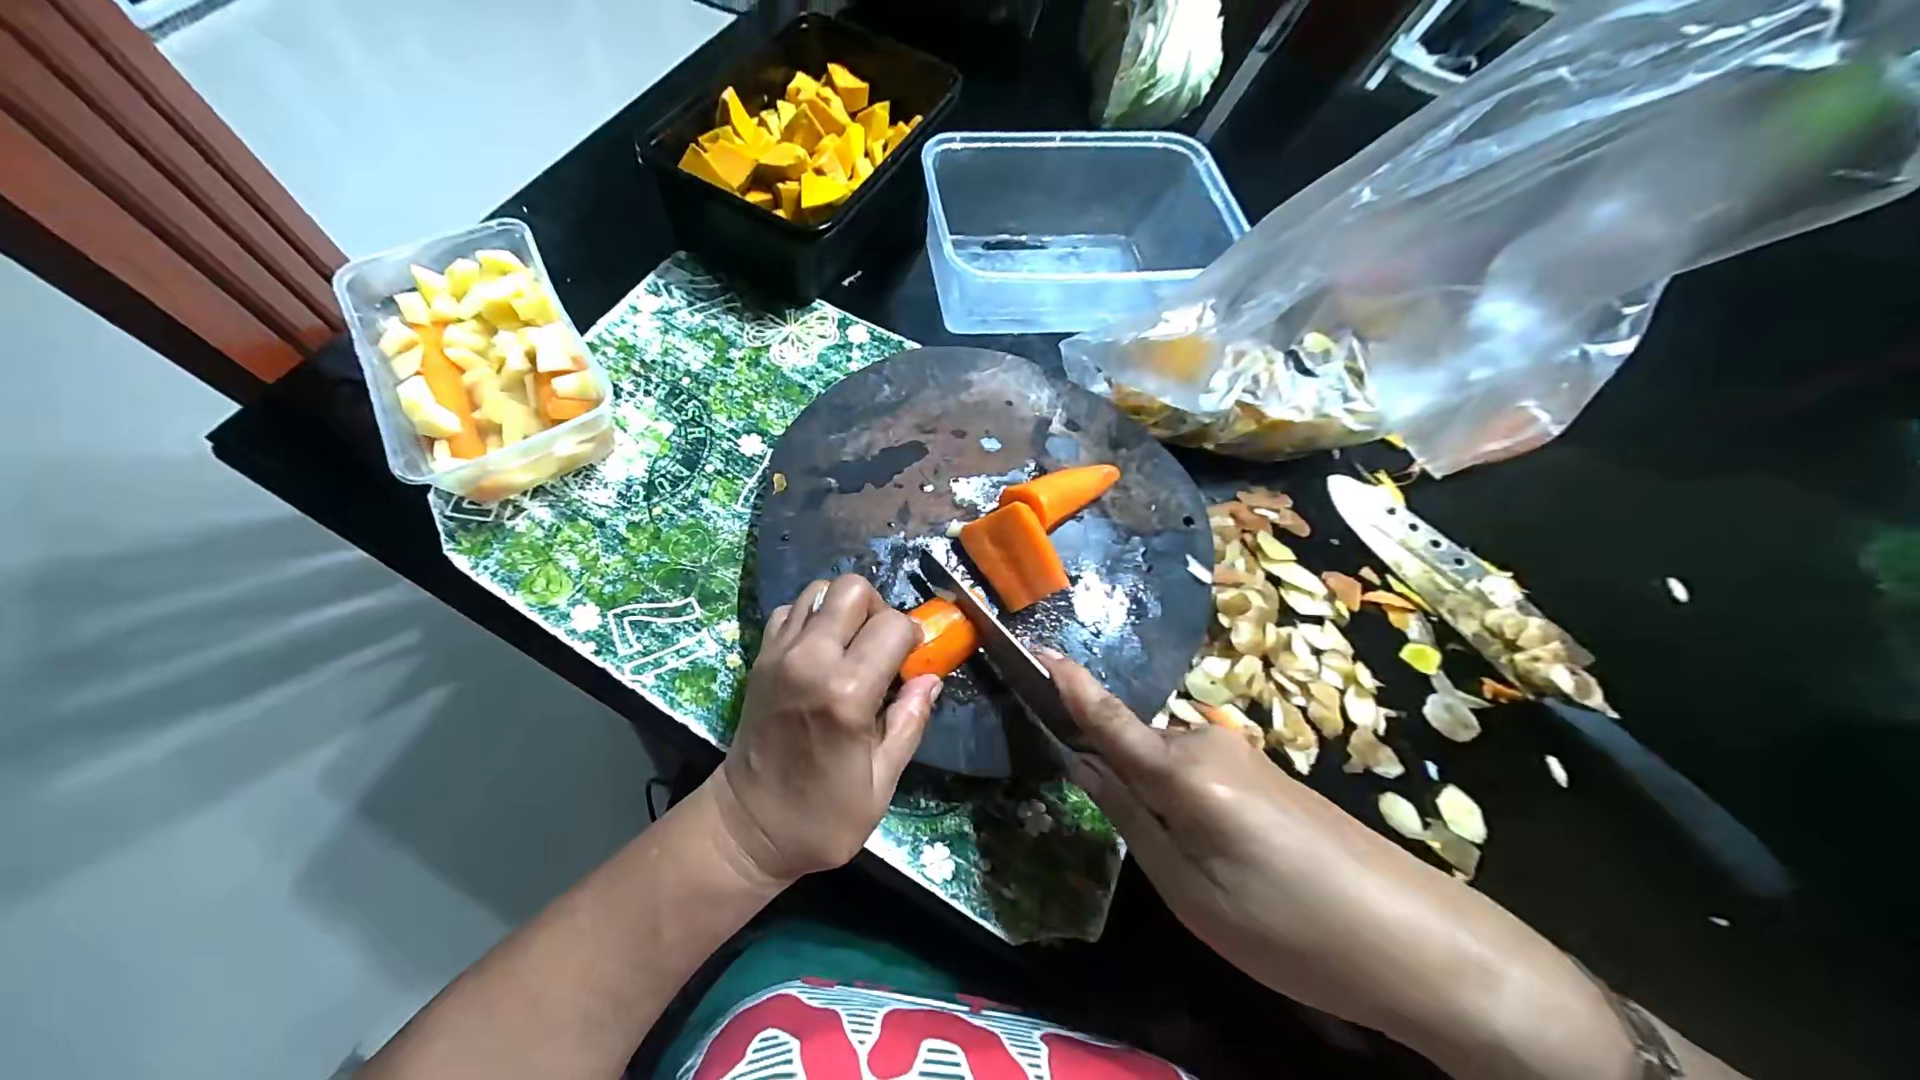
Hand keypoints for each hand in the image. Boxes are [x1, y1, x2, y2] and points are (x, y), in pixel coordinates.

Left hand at [709, 575, 938, 885]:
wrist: (747, 829)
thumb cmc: (822, 817)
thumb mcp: (883, 782)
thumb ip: (910, 722)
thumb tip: (931, 679)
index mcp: (846, 694)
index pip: (892, 625)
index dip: (912, 638)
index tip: (912, 662)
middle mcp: (809, 660)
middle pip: (852, 589)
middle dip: (878, 609)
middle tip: (882, 647)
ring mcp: (778, 654)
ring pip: (819, 589)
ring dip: (844, 609)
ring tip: (853, 646)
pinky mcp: (760, 658)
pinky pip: (791, 610)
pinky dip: (812, 617)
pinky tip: (822, 651)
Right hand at [1043, 654, 1636, 1079]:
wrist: (1419, 943)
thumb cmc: (1286, 927)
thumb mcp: (1188, 889)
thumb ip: (1128, 817)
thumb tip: (1082, 763)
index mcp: (1182, 770)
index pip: (1108, 718)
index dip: (1068, 685)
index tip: (1035, 649)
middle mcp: (1209, 743)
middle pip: (1137, 744)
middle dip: (1114, 771)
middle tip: (1124, 837)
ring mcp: (1243, 754)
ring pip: (1169, 763)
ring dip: (1154, 793)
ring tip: (1185, 868)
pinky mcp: (1266, 773)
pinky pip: (1199, 773)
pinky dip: (1184, 798)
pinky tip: (1219, 856)